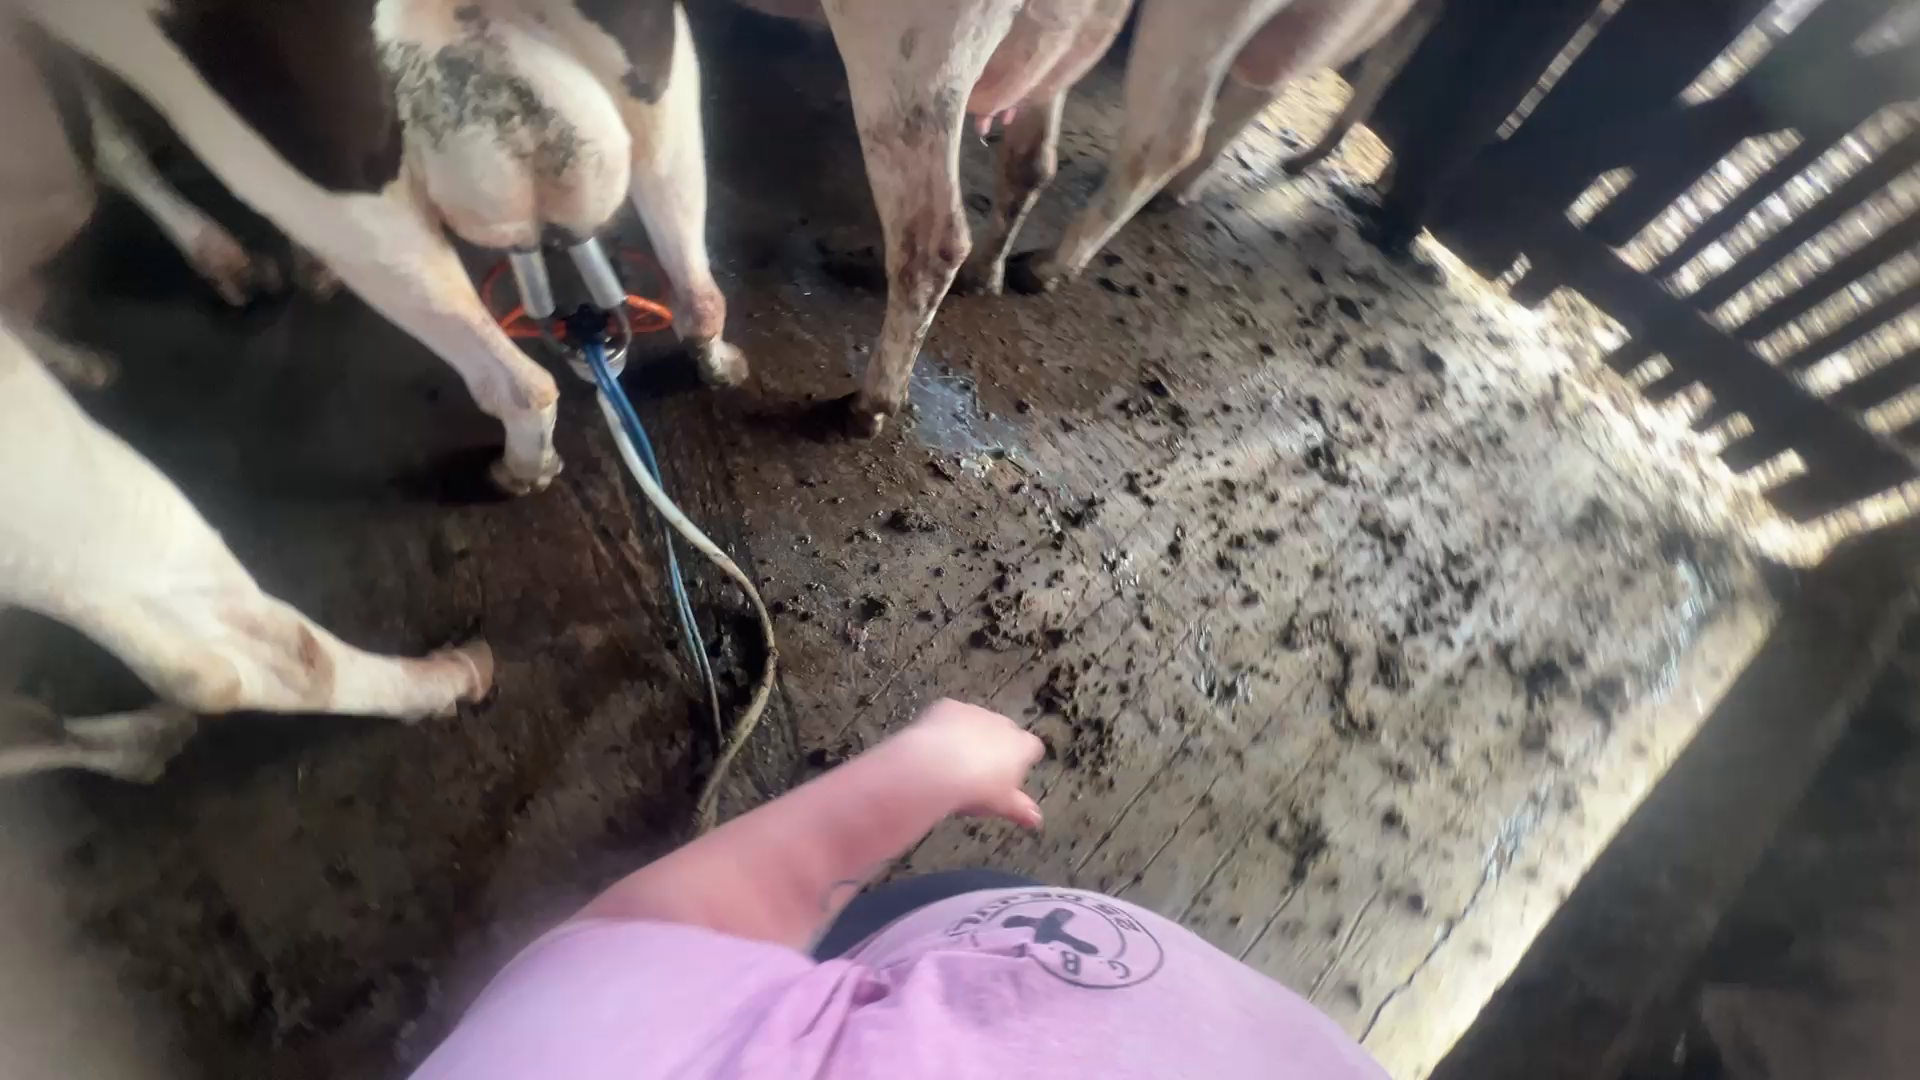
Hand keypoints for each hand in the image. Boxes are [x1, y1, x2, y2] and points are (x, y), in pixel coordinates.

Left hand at [895, 699, 1045, 828]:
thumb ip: (1021, 809)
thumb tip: (1037, 819)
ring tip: (954, 760)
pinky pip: (952, 716)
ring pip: (977, 722)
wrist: (937, 766)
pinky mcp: (948, 706)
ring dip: (971, 735)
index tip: (1013, 775)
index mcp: (1021, 746)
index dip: (1024, 759)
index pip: (1033, 748)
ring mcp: (974, 712)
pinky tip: (935, 745)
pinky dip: (947, 727)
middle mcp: (1001, 723)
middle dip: (997, 746)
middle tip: (981, 771)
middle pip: (1005, 731)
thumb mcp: (1002, 805)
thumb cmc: (978, 789)